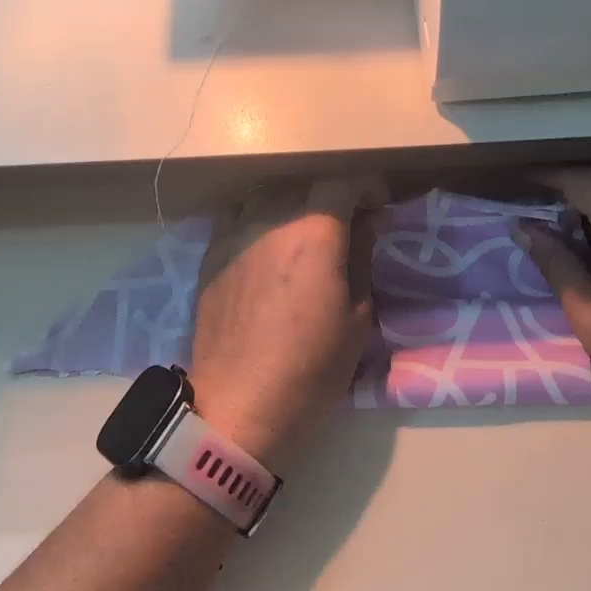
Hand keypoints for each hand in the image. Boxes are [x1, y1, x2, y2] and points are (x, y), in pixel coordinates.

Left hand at [190, 176, 385, 470]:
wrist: (238, 407)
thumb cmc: (311, 369)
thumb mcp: (358, 318)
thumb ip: (361, 259)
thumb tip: (365, 225)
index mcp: (314, 232)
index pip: (343, 183)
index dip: (367, 187)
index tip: (379, 205)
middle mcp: (271, 221)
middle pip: (305, 187)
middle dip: (331, 198)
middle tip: (347, 224)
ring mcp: (234, 236)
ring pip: (267, 197)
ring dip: (292, 206)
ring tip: (304, 233)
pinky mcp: (211, 257)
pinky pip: (238, 219)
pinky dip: (260, 222)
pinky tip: (268, 248)